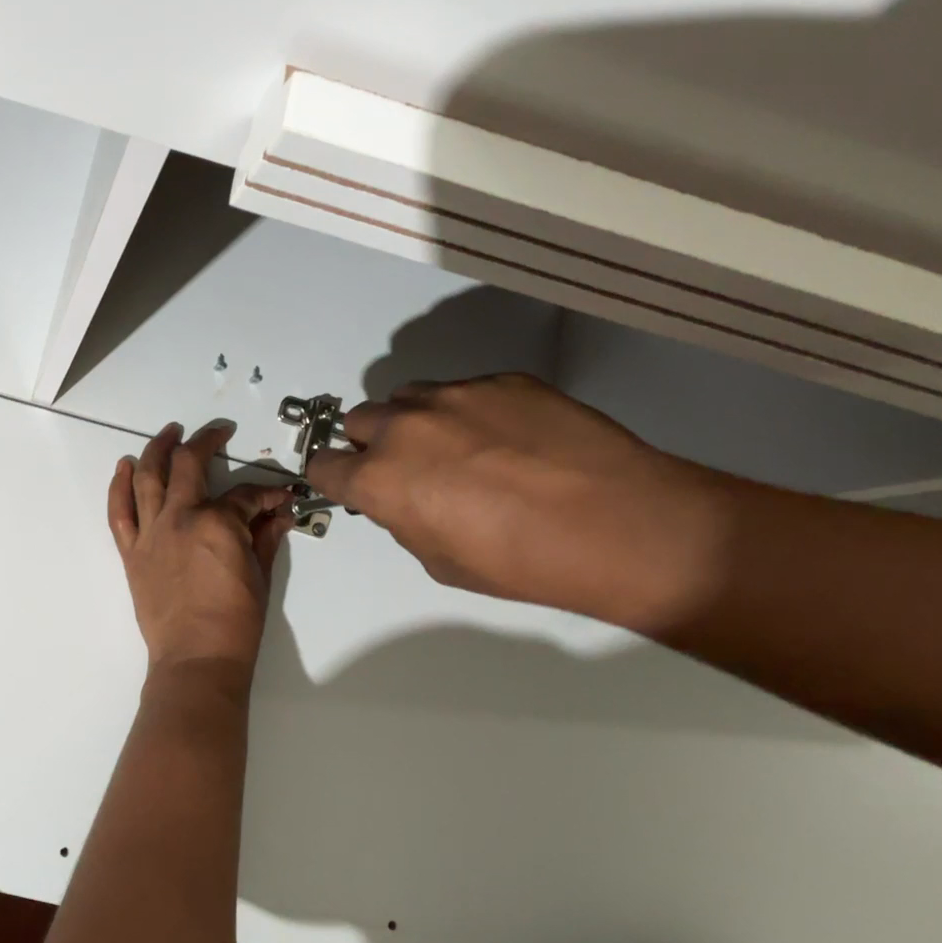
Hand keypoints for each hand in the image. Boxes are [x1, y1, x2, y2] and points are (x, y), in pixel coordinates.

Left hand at [107, 422, 294, 675]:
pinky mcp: (131, 551)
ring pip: (147, 476)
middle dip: (206, 441)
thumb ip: (266, 537)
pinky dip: (119, 485)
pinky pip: (119, 511)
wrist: (195, 657)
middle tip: (218, 432)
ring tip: (169, 432)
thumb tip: (280, 514)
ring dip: (157, 448)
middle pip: (188, 465)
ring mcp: (150, 532)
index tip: (278, 496)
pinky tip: (124, 465)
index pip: (245, 495)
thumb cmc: (235, 622)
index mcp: (217, 523)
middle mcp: (179, 517)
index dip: (266, 492)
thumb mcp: (261, 576)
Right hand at [305, 374, 728, 626]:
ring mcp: (454, 396)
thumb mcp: (439, 561)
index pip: (324, 465)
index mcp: (379, 479)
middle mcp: (404, 428)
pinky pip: (465, 390)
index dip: (336, 478)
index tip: (354, 486)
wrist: (618, 524)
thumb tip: (407, 498)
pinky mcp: (503, 380)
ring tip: (460, 448)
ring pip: (409, 398)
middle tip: (411, 469)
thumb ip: (405, 519)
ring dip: (416, 421)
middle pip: (359, 421)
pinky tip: (510, 440)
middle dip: (373, 444)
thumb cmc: (520, 562)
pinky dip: (470, 412)